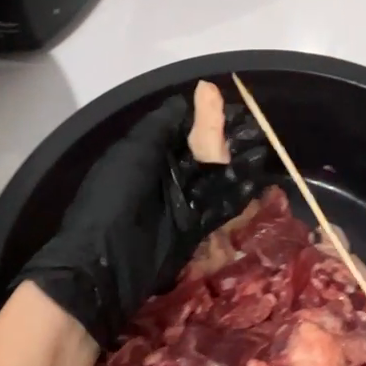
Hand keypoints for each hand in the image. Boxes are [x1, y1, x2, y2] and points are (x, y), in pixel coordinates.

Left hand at [14, 90, 275, 347]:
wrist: (103, 266)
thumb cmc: (113, 200)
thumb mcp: (133, 154)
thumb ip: (160, 126)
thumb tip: (188, 98)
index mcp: (147, 152)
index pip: (185, 128)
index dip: (210, 118)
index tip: (238, 110)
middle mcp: (165, 174)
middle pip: (203, 153)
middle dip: (229, 143)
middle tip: (258, 134)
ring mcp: (180, 203)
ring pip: (214, 180)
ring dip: (236, 169)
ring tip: (262, 155)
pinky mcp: (191, 230)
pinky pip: (217, 210)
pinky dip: (235, 199)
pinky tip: (254, 186)